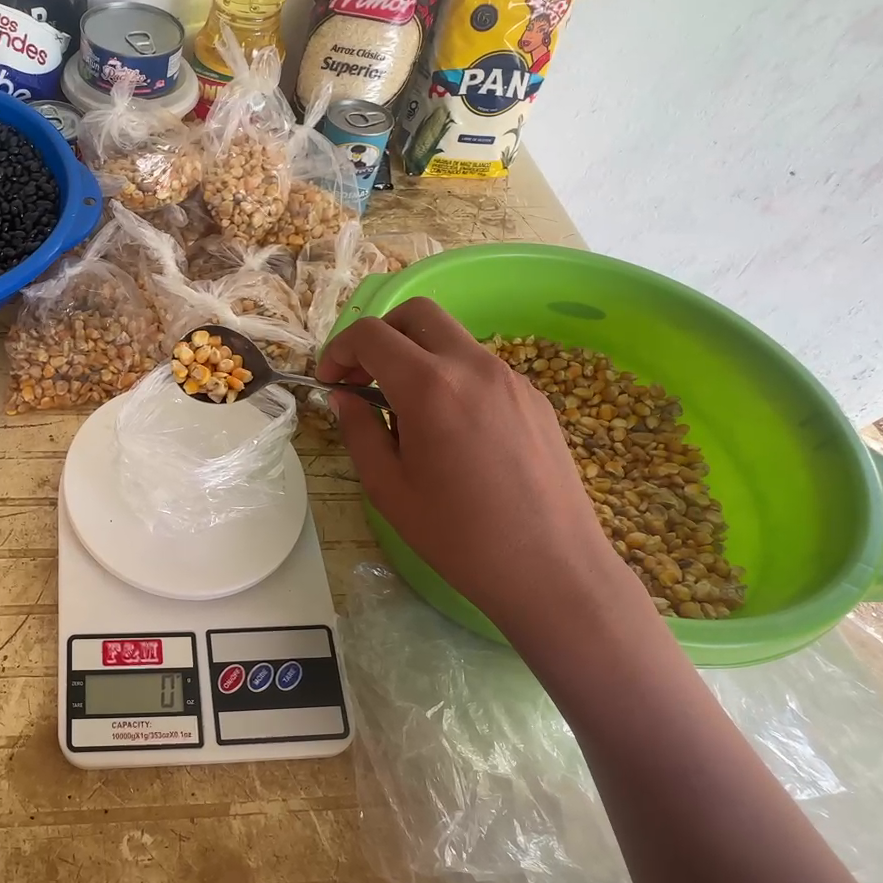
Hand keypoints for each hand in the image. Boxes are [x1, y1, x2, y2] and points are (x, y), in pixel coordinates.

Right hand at [318, 298, 654, 642]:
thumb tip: (345, 396)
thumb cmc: (457, 535)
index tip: (331, 382)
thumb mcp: (387, 487)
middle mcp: (474, 366)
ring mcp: (512, 379)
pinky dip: (451, 379)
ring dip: (417, 357)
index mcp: (430, 386)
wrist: (551, 569)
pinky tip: (451, 432)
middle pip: (417, 314)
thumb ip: (358, 430)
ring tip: (407, 414)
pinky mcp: (536, 399)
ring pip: (452, 340)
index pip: (372, 335)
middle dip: (380, 335)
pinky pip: (481, 369)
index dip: (339, 350)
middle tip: (364, 379)